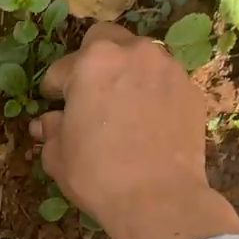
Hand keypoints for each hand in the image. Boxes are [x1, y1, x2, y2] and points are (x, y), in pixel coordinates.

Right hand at [30, 23, 238, 238]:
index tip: (53, 106)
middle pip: (105, 40)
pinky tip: (147, 123)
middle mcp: (132, 52)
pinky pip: (163, 82)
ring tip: (122, 108)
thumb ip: (50, 131)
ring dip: (126, 74)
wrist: (158, 199)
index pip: (61, 69)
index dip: (53, 91)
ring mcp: (167, 67)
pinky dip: (152, 93)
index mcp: (92, 63)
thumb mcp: (58, 157)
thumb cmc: (97, 175)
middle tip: (88, 94)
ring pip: (139, 57)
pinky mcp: (190, 89)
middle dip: (92, 62)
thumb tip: (47, 122)